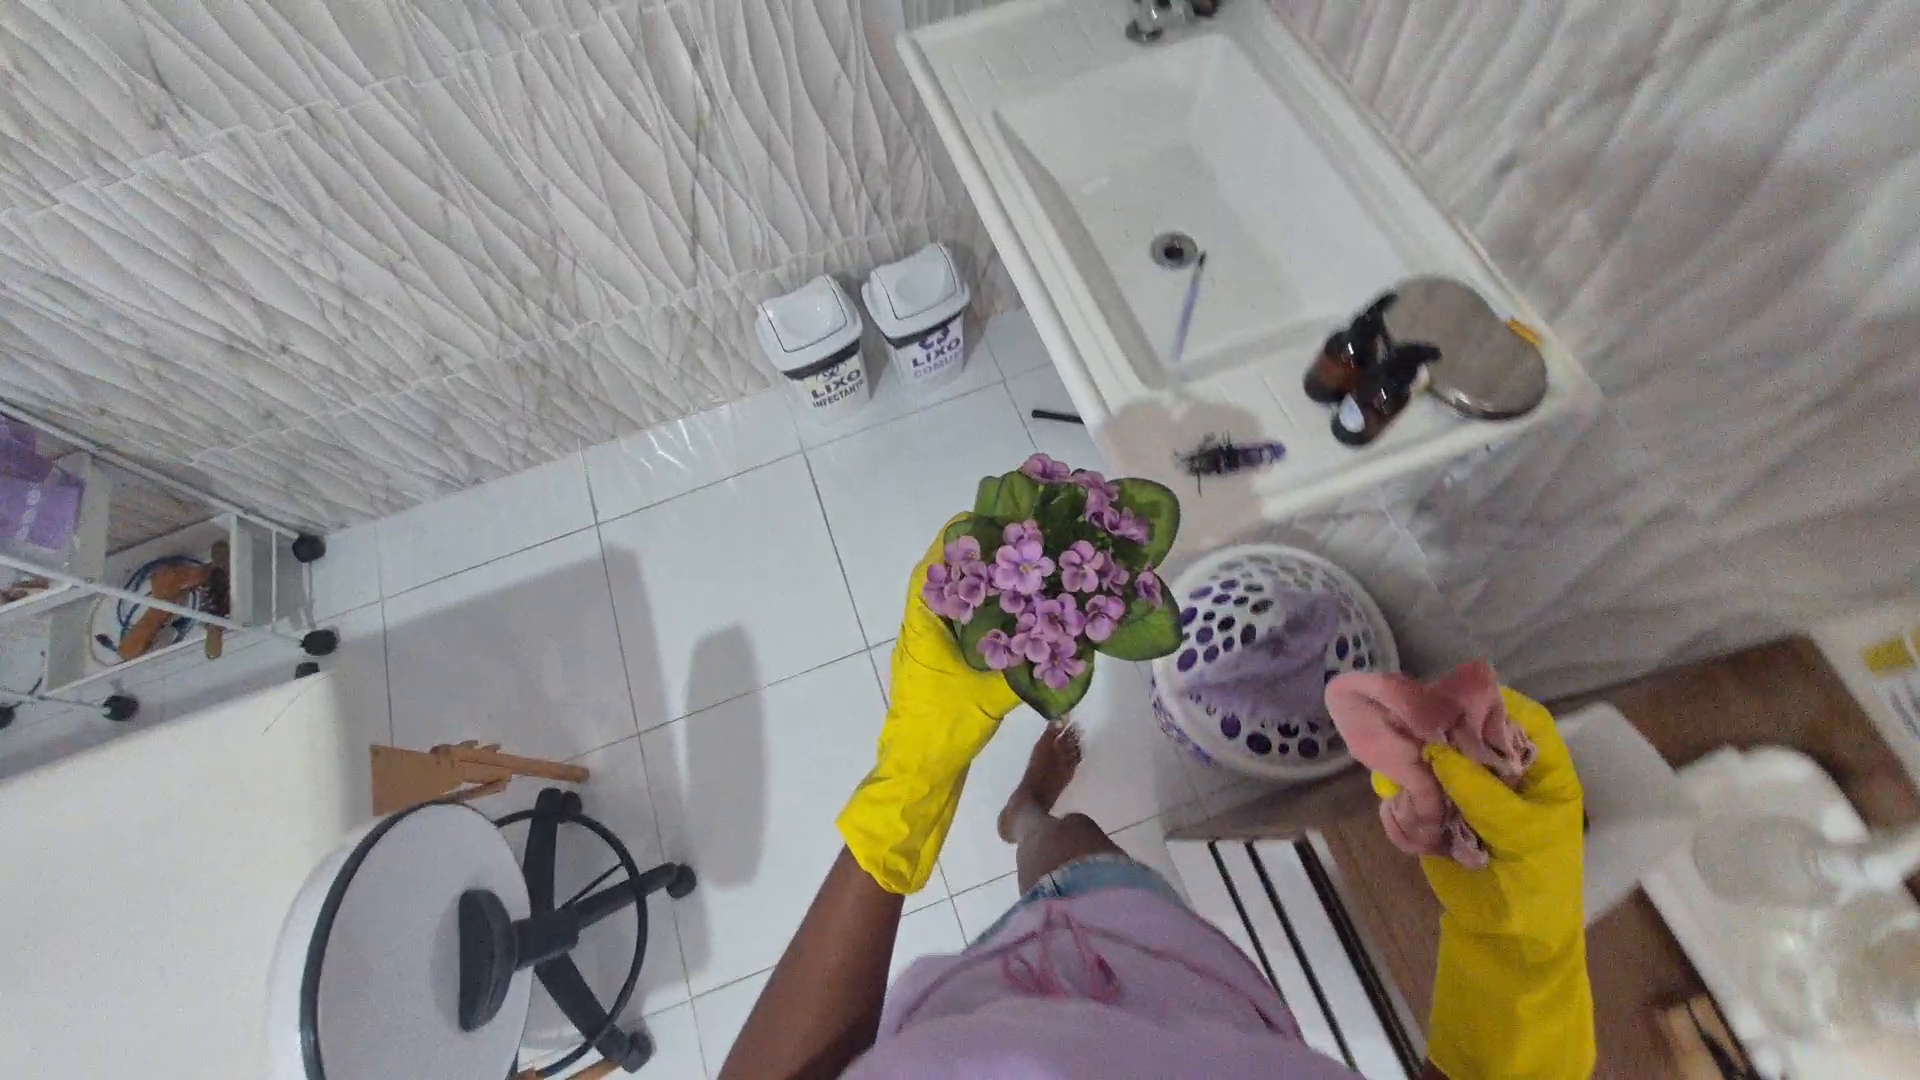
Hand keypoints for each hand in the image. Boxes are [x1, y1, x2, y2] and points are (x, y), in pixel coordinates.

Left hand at [838, 518, 1021, 893]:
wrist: (917, 772)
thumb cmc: (944, 729)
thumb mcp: (988, 698)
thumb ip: (1023, 670)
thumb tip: (1065, 645)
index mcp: (922, 630)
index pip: (930, 572)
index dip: (951, 542)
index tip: (979, 519)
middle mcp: (919, 632)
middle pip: (939, 581)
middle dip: (969, 557)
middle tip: (1007, 539)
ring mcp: (924, 649)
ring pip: (946, 603)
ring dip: (971, 583)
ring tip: (1009, 565)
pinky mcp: (934, 665)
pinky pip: (953, 625)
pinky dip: (974, 611)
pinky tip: (1005, 611)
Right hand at [1423, 688, 1593, 1079]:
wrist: (1507, 935)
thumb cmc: (1535, 882)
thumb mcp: (1521, 834)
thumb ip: (1480, 790)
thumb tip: (1433, 749)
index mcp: (1536, 768)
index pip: (1515, 714)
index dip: (1483, 701)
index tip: (1444, 705)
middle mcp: (1493, 768)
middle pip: (1452, 728)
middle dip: (1426, 749)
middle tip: (1410, 764)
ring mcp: (1456, 785)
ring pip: (1415, 760)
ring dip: (1411, 792)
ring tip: (1424, 824)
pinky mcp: (1427, 805)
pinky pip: (1398, 795)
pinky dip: (1402, 818)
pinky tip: (1420, 842)